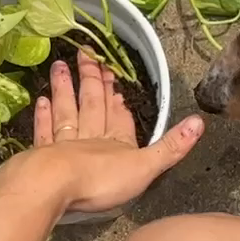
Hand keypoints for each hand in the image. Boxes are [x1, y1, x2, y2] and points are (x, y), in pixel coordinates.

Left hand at [0, 48, 202, 214]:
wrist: (54, 186)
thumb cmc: (101, 179)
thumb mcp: (144, 167)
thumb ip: (170, 147)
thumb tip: (199, 122)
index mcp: (116, 143)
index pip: (119, 116)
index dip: (117, 97)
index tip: (112, 73)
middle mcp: (90, 137)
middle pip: (91, 104)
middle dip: (91, 80)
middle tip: (85, 54)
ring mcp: (64, 144)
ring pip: (66, 111)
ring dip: (64, 89)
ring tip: (60, 66)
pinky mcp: (42, 155)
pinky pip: (44, 131)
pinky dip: (43, 116)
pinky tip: (40, 101)